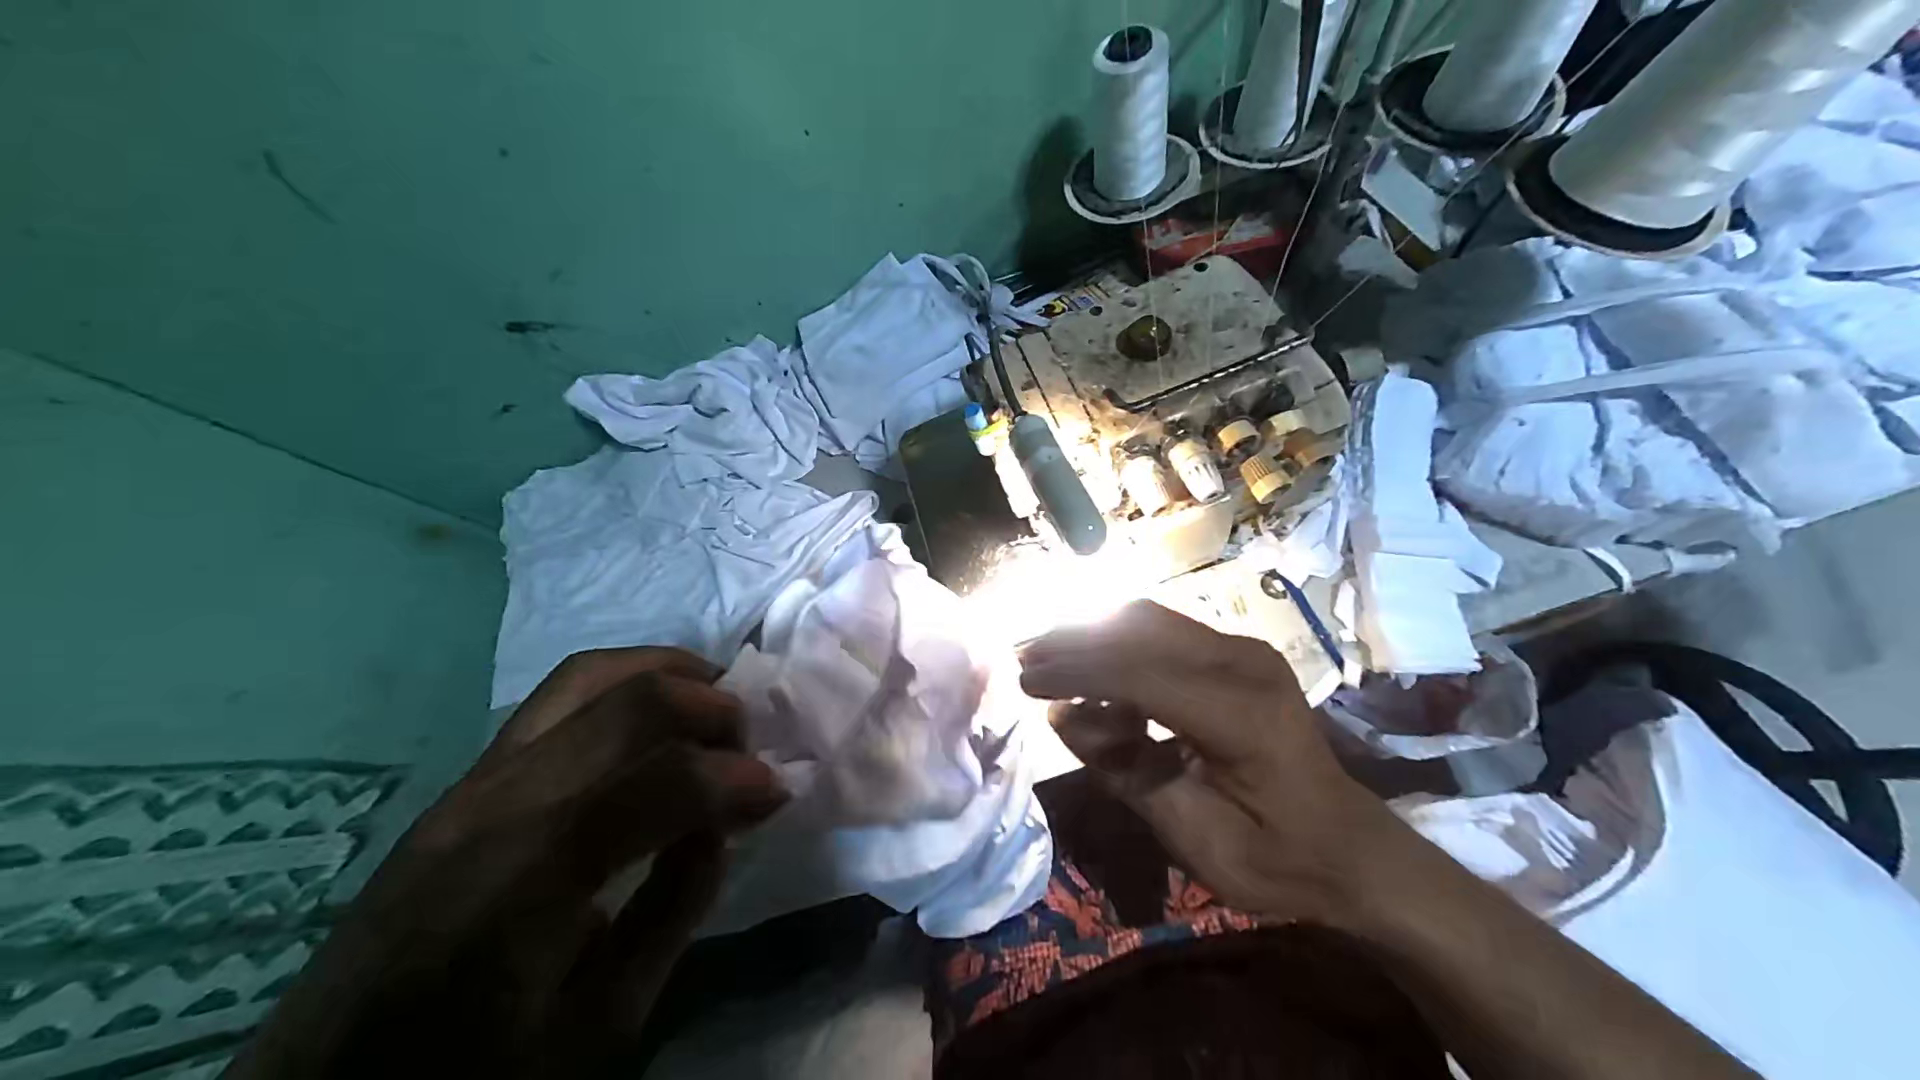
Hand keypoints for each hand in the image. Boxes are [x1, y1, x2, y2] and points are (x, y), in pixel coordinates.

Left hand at [231, 647, 786, 1077]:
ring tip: (713, 699)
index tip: (777, 795)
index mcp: (529, 878)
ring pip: (588, 673)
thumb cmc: (472, 1071)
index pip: (663, 781)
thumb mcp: (599, 1022)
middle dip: (714, 709)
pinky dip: (627, 684)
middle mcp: (498, 802)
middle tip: (748, 745)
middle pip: (630, 702)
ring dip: (669, 674)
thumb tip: (722, 825)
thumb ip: (674, 910)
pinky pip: (559, 697)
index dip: (737, 777)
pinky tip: (655, 714)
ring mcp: (475, 778)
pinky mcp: (466, 777)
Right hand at [1018, 601, 1398, 920]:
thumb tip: (1061, 716)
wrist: (1349, 846)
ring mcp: (1243, 652)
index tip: (1023, 679)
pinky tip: (1091, 672)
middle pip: (1139, 631)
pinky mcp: (1235, 654)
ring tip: (1045, 655)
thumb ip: (1126, 771)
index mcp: (1242, 715)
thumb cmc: (1277, 857)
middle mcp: (1244, 665)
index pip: (1140, 674)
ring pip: (1147, 620)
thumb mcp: (1194, 836)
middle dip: (1074, 641)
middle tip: (1023, 657)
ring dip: (1092, 634)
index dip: (1076, 672)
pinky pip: (1163, 632)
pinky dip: (1118, 644)